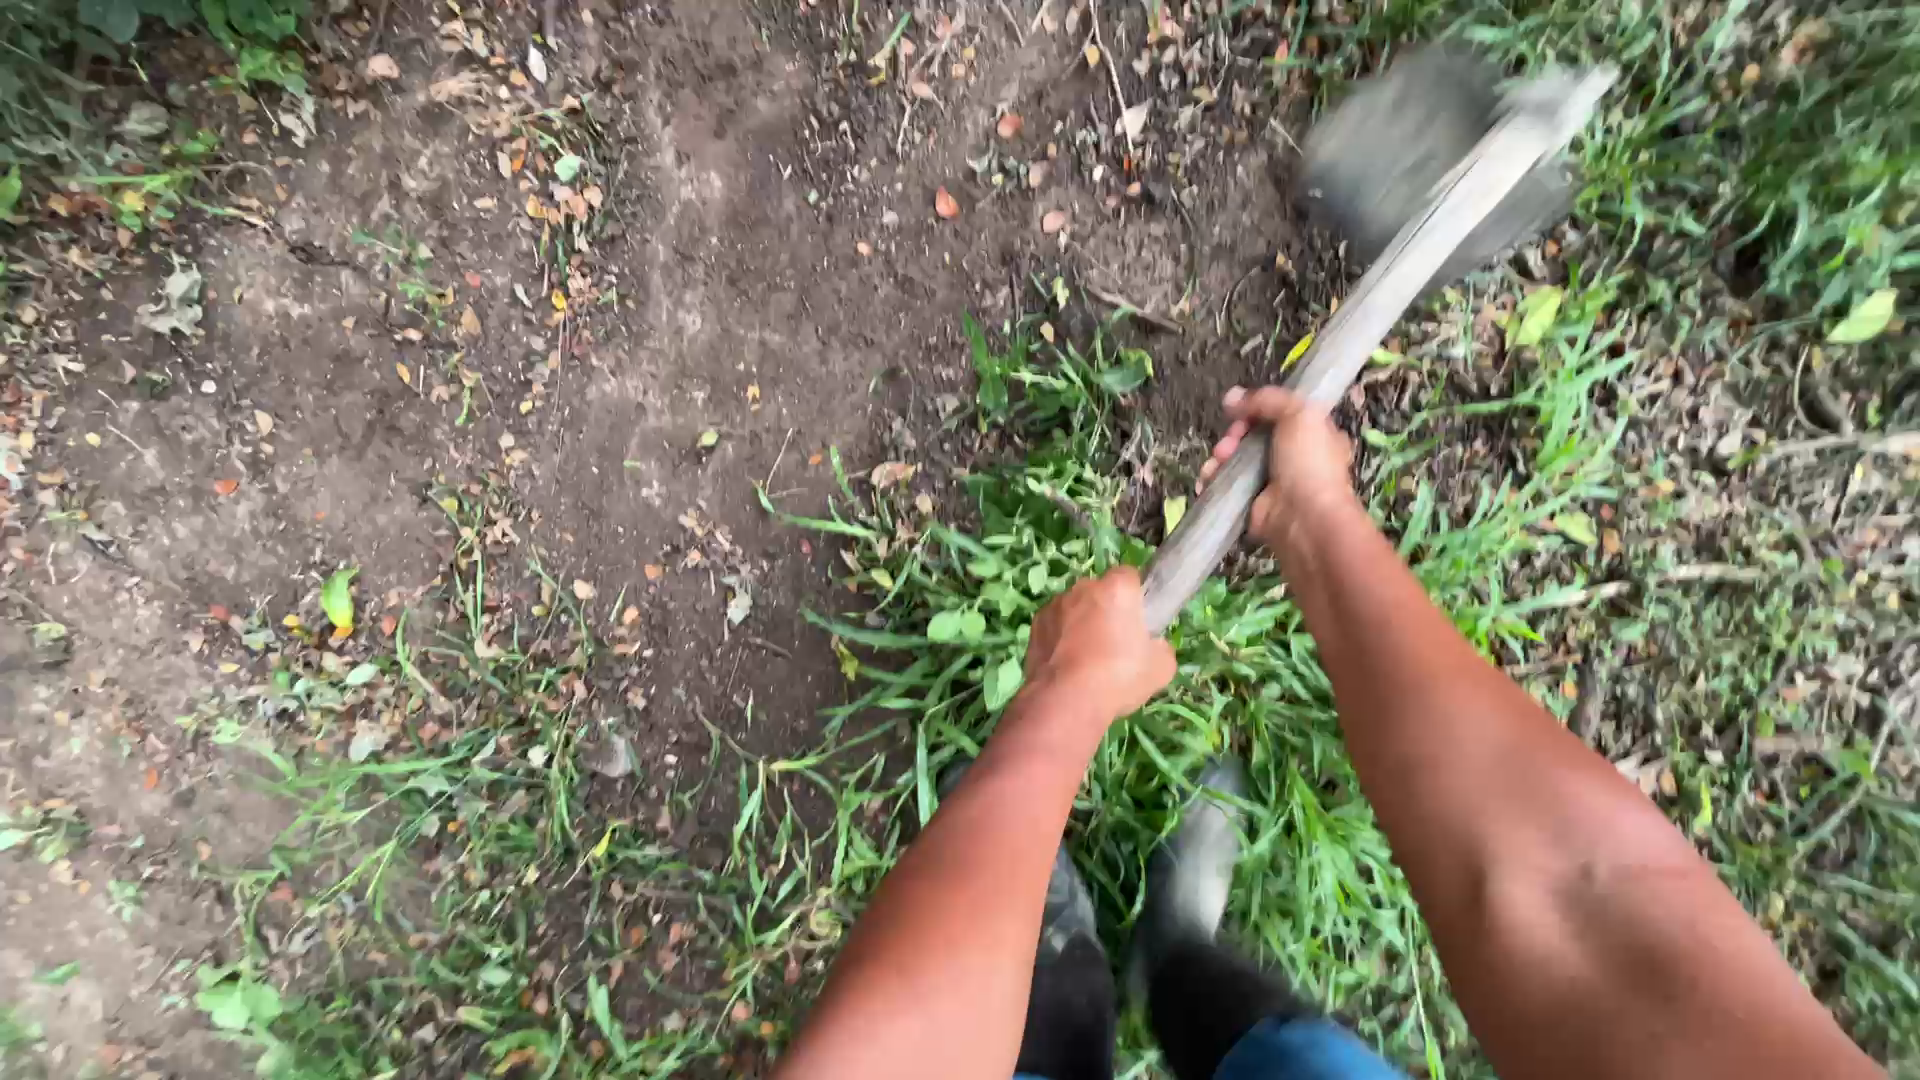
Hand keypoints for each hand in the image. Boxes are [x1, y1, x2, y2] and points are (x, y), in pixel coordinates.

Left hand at [1023, 566, 1175, 718]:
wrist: (1065, 700)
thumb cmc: (1119, 677)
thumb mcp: (1161, 667)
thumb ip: (1160, 646)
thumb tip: (1153, 645)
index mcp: (1116, 588)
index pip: (1129, 576)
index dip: (1134, 597)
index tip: (1136, 621)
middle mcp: (1083, 587)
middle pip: (1099, 592)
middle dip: (1106, 609)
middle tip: (1114, 642)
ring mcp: (1055, 604)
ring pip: (1075, 608)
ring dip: (1081, 623)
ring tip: (1086, 658)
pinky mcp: (1035, 623)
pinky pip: (1055, 624)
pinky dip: (1060, 637)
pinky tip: (1066, 663)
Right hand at [1197, 385, 1355, 550]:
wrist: (1303, 515)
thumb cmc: (1309, 462)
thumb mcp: (1299, 414)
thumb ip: (1267, 399)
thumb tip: (1232, 397)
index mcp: (1310, 435)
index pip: (1277, 416)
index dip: (1257, 411)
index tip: (1243, 413)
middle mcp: (1289, 458)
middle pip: (1249, 437)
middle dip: (1233, 435)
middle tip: (1230, 441)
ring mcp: (1267, 482)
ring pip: (1233, 461)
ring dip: (1219, 457)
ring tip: (1218, 461)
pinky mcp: (1248, 502)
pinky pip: (1223, 485)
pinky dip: (1211, 480)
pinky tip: (1207, 479)